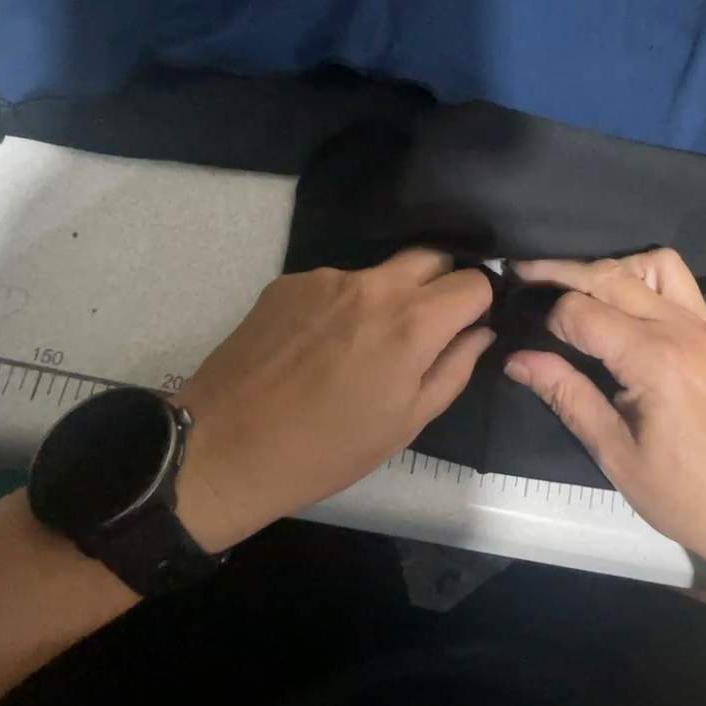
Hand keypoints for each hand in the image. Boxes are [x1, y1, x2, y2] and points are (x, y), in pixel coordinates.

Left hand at [171, 249, 492, 552]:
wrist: (225, 447)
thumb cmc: (328, 449)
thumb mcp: (407, 423)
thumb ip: (454, 368)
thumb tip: (479, 331)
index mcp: (412, 323)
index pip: (473, 281)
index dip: (479, 303)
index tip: (467, 325)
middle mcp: (374, 284)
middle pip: (432, 257)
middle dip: (442, 283)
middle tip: (428, 328)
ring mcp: (327, 278)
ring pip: (381, 271)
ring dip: (390, 296)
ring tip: (362, 344)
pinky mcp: (289, 281)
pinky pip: (336, 283)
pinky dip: (344, 304)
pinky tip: (320, 344)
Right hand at [503, 250, 705, 578]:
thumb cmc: (682, 495)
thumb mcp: (613, 452)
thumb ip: (566, 394)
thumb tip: (516, 359)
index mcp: (654, 359)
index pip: (583, 311)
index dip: (547, 319)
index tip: (524, 334)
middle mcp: (682, 329)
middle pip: (611, 275)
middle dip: (562, 271)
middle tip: (523, 274)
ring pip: (651, 264)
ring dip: (610, 267)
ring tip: (579, 290)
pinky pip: (680, 283)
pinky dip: (645, 279)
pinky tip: (625, 304)